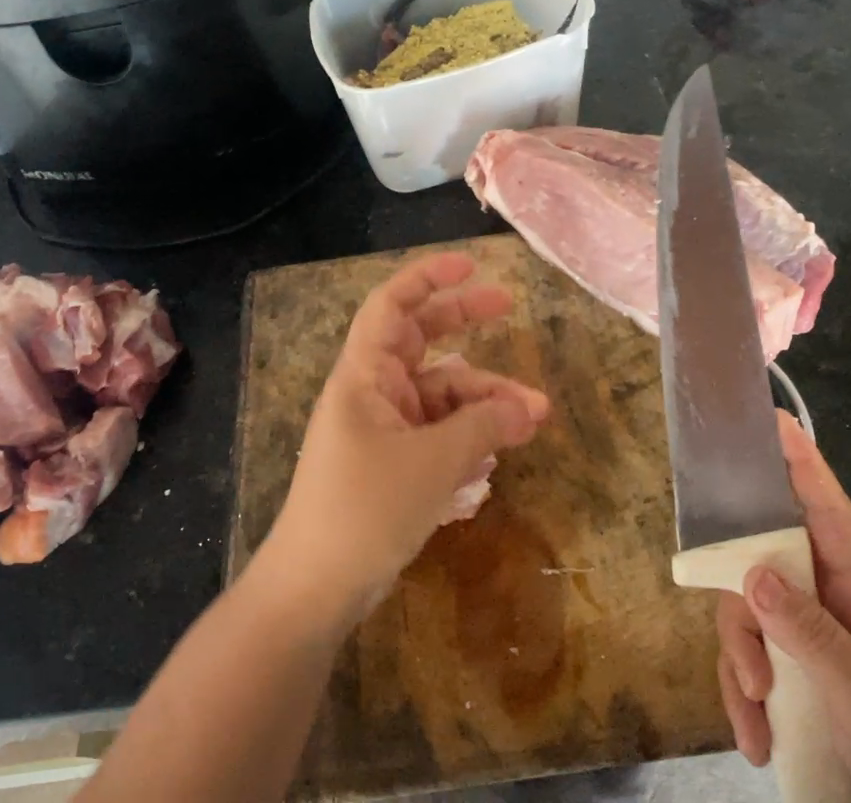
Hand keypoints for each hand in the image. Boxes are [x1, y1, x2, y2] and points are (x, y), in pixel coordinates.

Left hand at [264, 253, 549, 620]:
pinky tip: (500, 453)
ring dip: (483, 402)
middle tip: (510, 308)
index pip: (391, 305)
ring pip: (440, 395)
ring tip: (533, 421)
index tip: (471, 265)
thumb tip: (528, 409)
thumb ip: (483, 427)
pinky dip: (469, 437)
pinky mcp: (394, 466)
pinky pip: (438, 434)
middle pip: (421, 341)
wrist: (317, 586)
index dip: (428, 278)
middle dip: (465, 324)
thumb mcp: (434, 462)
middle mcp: (372, 393)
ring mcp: (383, 430)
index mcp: (364, 375)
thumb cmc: (366, 507)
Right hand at [715, 411, 850, 802]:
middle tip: (752, 675)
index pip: (828, 518)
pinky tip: (757, 742)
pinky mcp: (792, 680)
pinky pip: (747, 669)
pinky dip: (743, 705)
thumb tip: (751, 572)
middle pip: (762, 574)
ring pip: (746, 623)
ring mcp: (808, 644)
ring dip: (741, 673)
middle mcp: (828, 609)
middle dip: (745, 619)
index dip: (804, 468)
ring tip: (759, 724)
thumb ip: (810, 635)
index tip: (778, 421)